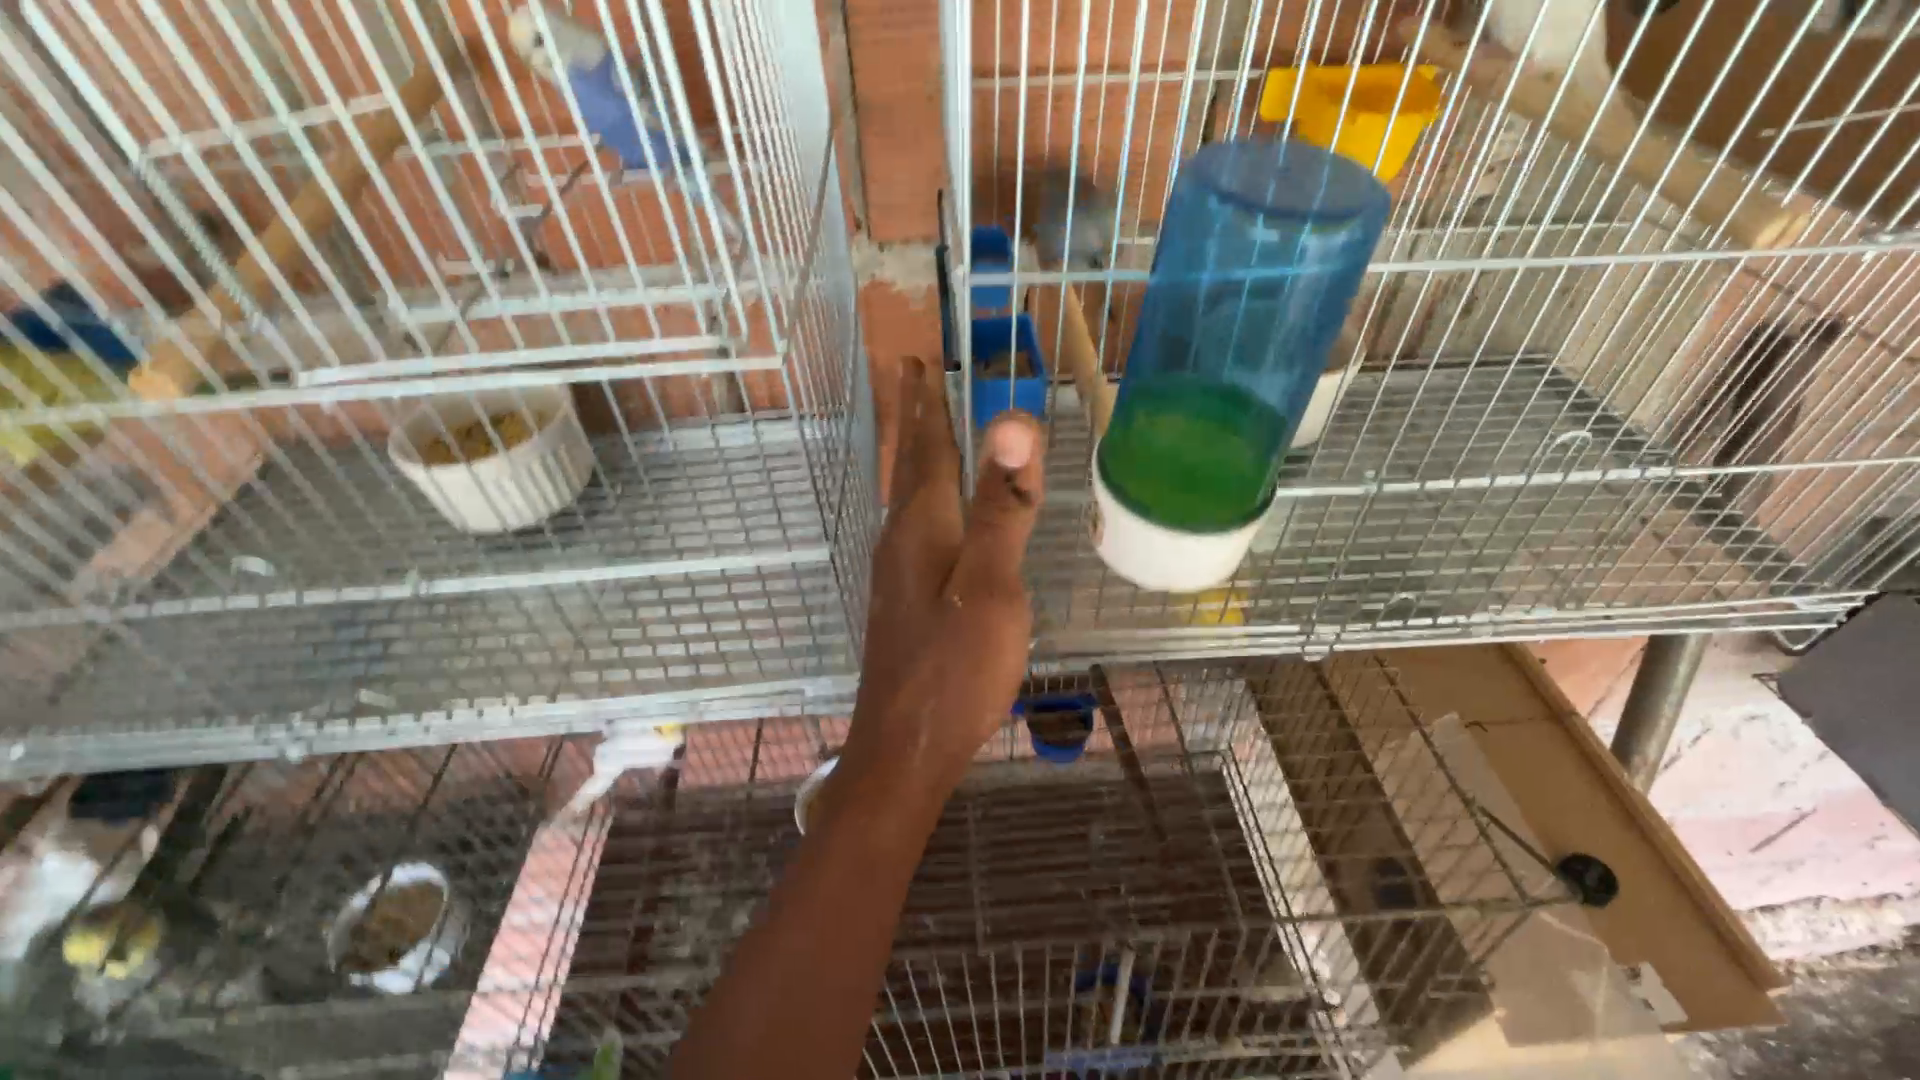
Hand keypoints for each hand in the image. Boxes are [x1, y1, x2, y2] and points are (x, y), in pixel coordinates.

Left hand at [824, 359, 1045, 821]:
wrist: (905, 749)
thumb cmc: (954, 669)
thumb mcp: (992, 587)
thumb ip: (1001, 508)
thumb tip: (1011, 421)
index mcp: (920, 527)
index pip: (926, 449)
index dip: (928, 403)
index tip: (917, 360)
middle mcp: (899, 541)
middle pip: (910, 467)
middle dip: (914, 420)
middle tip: (911, 378)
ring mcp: (896, 575)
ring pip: (908, 499)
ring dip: (918, 458)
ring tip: (926, 432)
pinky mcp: (903, 604)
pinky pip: (915, 530)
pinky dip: (926, 501)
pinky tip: (934, 520)